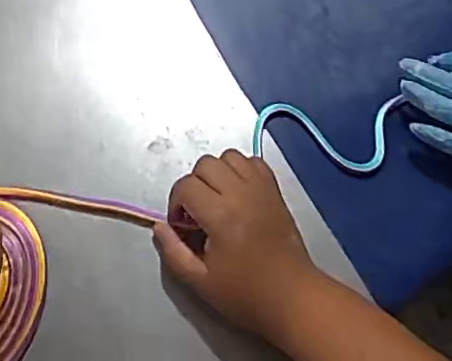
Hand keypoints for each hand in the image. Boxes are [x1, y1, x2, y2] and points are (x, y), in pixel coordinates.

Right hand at [153, 150, 326, 338]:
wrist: (291, 295)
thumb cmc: (246, 293)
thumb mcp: (201, 283)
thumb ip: (174, 253)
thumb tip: (160, 227)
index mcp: (220, 214)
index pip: (186, 186)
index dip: (176, 203)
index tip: (182, 225)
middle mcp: (240, 191)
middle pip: (205, 164)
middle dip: (194, 184)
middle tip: (198, 212)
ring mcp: (259, 185)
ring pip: (228, 156)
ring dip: (217, 172)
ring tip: (218, 198)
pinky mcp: (273, 187)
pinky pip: (252, 161)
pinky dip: (241, 169)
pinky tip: (239, 192)